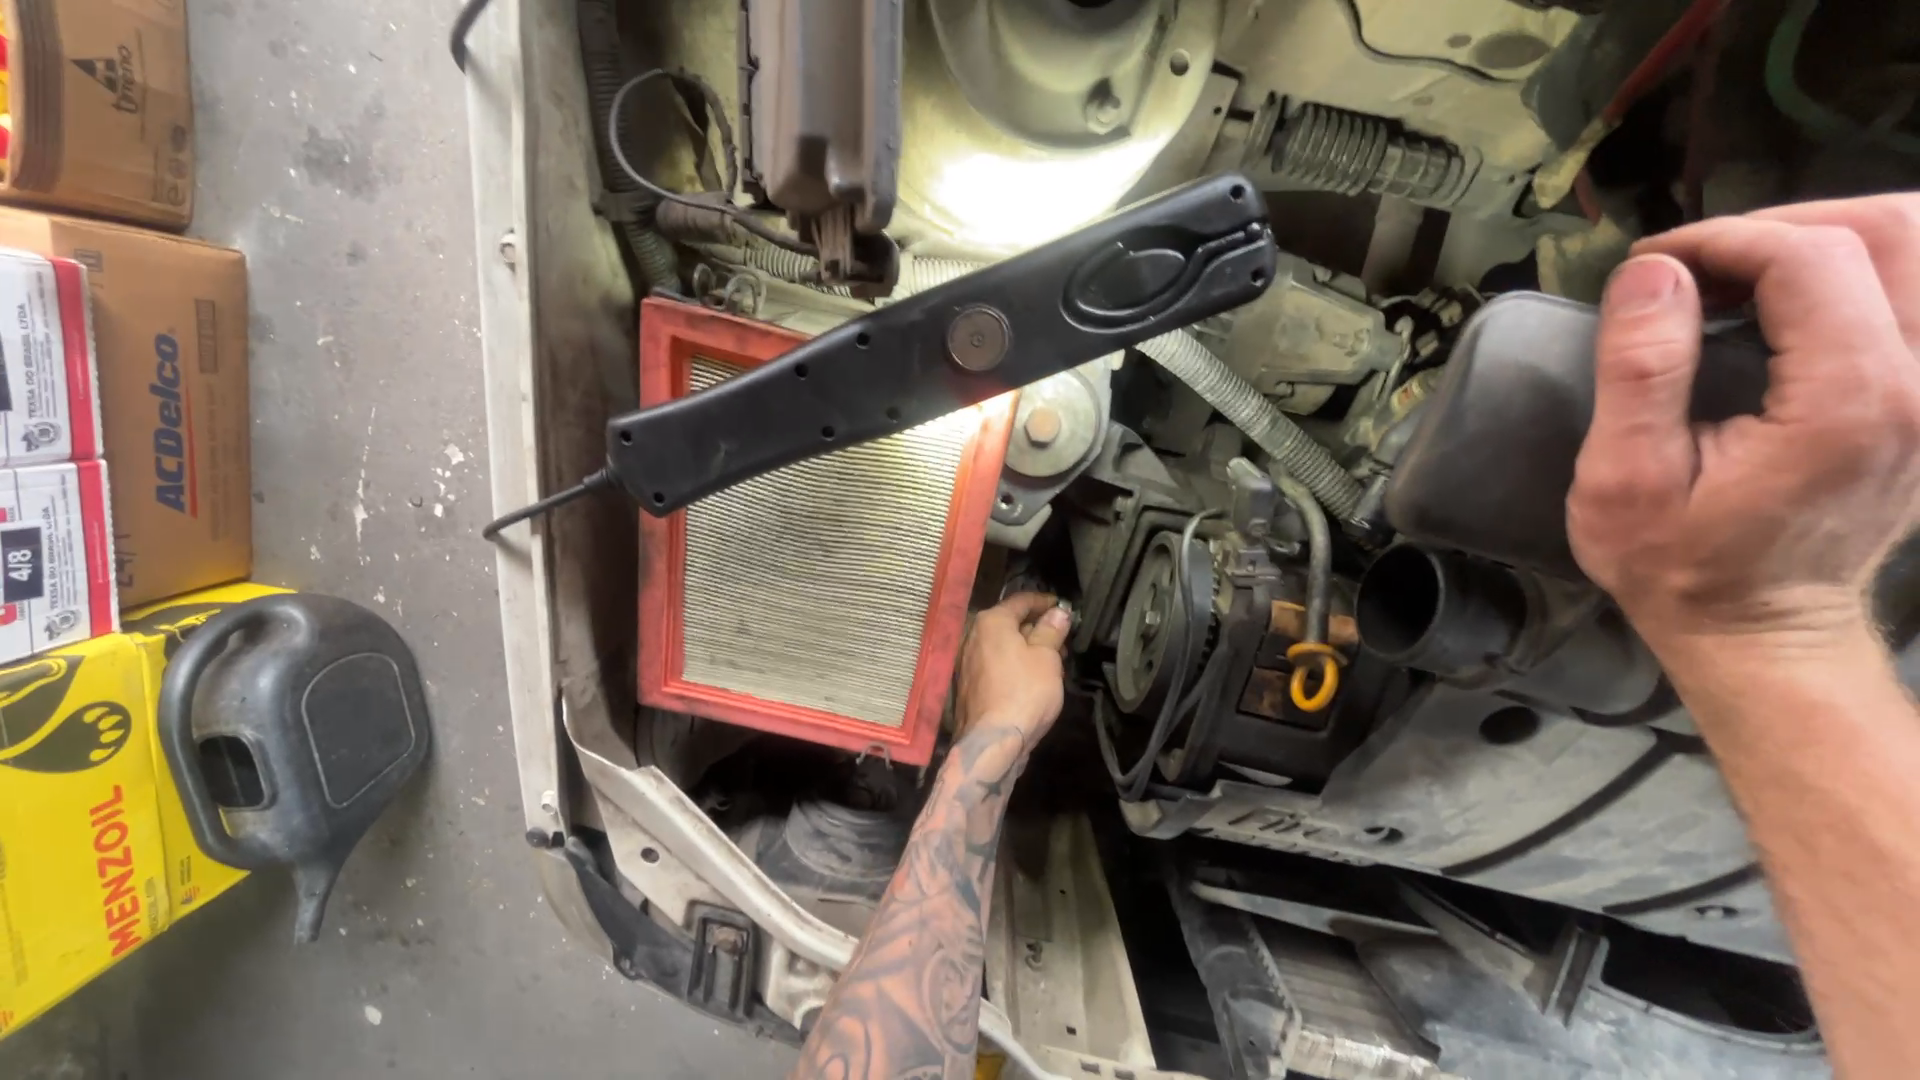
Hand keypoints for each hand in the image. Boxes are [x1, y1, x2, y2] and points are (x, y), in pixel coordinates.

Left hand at [953, 592, 1070, 750]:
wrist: (992, 741)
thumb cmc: (1024, 691)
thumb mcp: (1047, 657)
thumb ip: (1051, 630)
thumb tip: (1057, 612)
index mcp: (991, 621)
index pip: (1021, 600)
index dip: (1045, 602)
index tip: (1064, 607)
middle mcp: (972, 635)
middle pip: (1010, 622)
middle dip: (1037, 628)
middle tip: (1062, 639)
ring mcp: (967, 661)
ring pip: (1003, 645)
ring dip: (1027, 648)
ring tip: (1053, 661)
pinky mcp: (968, 684)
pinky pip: (996, 663)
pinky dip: (1014, 664)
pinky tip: (1032, 678)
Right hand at [1568, 195, 1919, 660]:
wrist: (1755, 624)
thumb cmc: (1672, 560)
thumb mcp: (1625, 476)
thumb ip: (1642, 371)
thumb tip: (1650, 273)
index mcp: (1850, 402)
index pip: (1813, 259)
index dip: (1721, 240)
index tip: (1647, 264)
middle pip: (1896, 230)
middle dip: (1779, 225)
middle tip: (1692, 263)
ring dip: (1828, 238)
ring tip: (1740, 273)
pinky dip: (1864, 270)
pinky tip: (1795, 299)